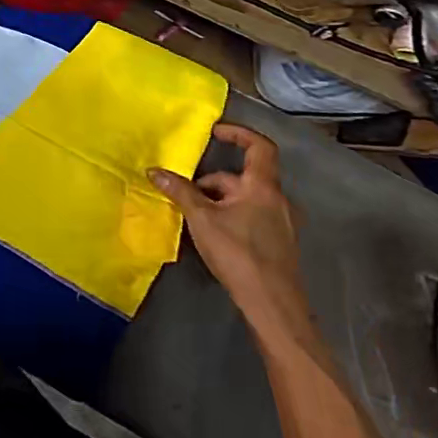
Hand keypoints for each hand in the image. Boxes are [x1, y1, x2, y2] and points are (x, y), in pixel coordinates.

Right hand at [151, 125, 307, 331]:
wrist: (273, 305)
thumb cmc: (239, 254)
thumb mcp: (203, 220)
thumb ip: (180, 192)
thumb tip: (154, 171)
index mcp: (263, 185)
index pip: (258, 145)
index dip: (238, 133)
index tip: (216, 132)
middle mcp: (278, 198)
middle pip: (245, 176)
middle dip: (215, 180)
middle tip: (189, 191)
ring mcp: (282, 222)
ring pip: (248, 198)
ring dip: (222, 200)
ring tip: (196, 216)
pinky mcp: (279, 243)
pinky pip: (254, 216)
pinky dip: (233, 215)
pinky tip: (214, 235)